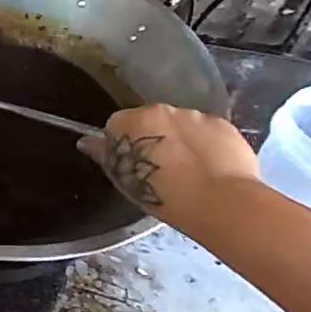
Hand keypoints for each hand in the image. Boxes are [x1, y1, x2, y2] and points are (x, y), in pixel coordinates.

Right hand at [76, 104, 260, 228]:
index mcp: (131, 120)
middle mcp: (162, 110)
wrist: (220, 202)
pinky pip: (209, 132)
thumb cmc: (162, 194)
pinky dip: (207, 145)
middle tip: (160, 168)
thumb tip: (85, 142)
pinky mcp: (224, 125)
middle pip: (150, 120)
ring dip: (180, 140)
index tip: (131, 164)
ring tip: (190, 170)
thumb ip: (103, 155)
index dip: (123, 144)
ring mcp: (196, 116)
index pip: (117, 124)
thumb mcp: (123, 179)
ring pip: (181, 124)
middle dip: (152, 138)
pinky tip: (211, 168)